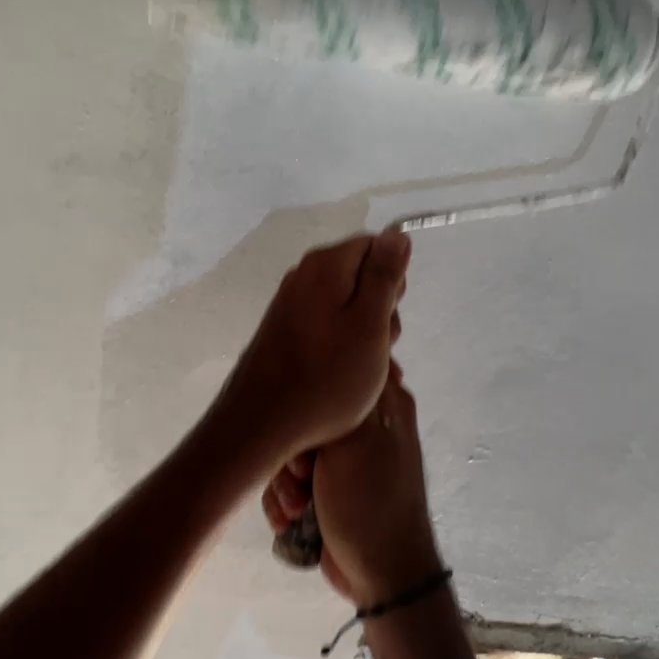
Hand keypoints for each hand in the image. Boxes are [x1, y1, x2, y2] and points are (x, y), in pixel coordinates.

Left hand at [210, 229, 410, 472]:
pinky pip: (328, 327)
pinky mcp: (284, 331)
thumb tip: (396, 234)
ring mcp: (291, 305)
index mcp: (326, 266)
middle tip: (379, 349)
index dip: (392, 281)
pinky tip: (344, 378)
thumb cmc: (327, 377)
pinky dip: (343, 348)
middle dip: (380, 311)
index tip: (389, 318)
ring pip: (347, 306)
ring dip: (365, 335)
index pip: (376, 247)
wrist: (261, 424)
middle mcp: (304, 276)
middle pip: (361, 276)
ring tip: (364, 372)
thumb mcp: (370, 324)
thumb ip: (384, 276)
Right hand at [263, 365, 441, 604]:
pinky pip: (288, 479)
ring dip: (283, 480)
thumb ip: (344, 392)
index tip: (298, 413)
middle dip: (288, 447)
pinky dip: (284, 499)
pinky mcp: (324, 488)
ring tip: (294, 506)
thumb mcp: (359, 436)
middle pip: (303, 410)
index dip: (309, 385)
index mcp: (381, 401)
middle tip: (299, 473)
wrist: (381, 572)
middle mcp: (361, 424)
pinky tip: (288, 519)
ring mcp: (341, 458)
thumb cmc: (371, 499)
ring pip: (289, 447)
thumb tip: (344, 346)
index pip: (337, 366)